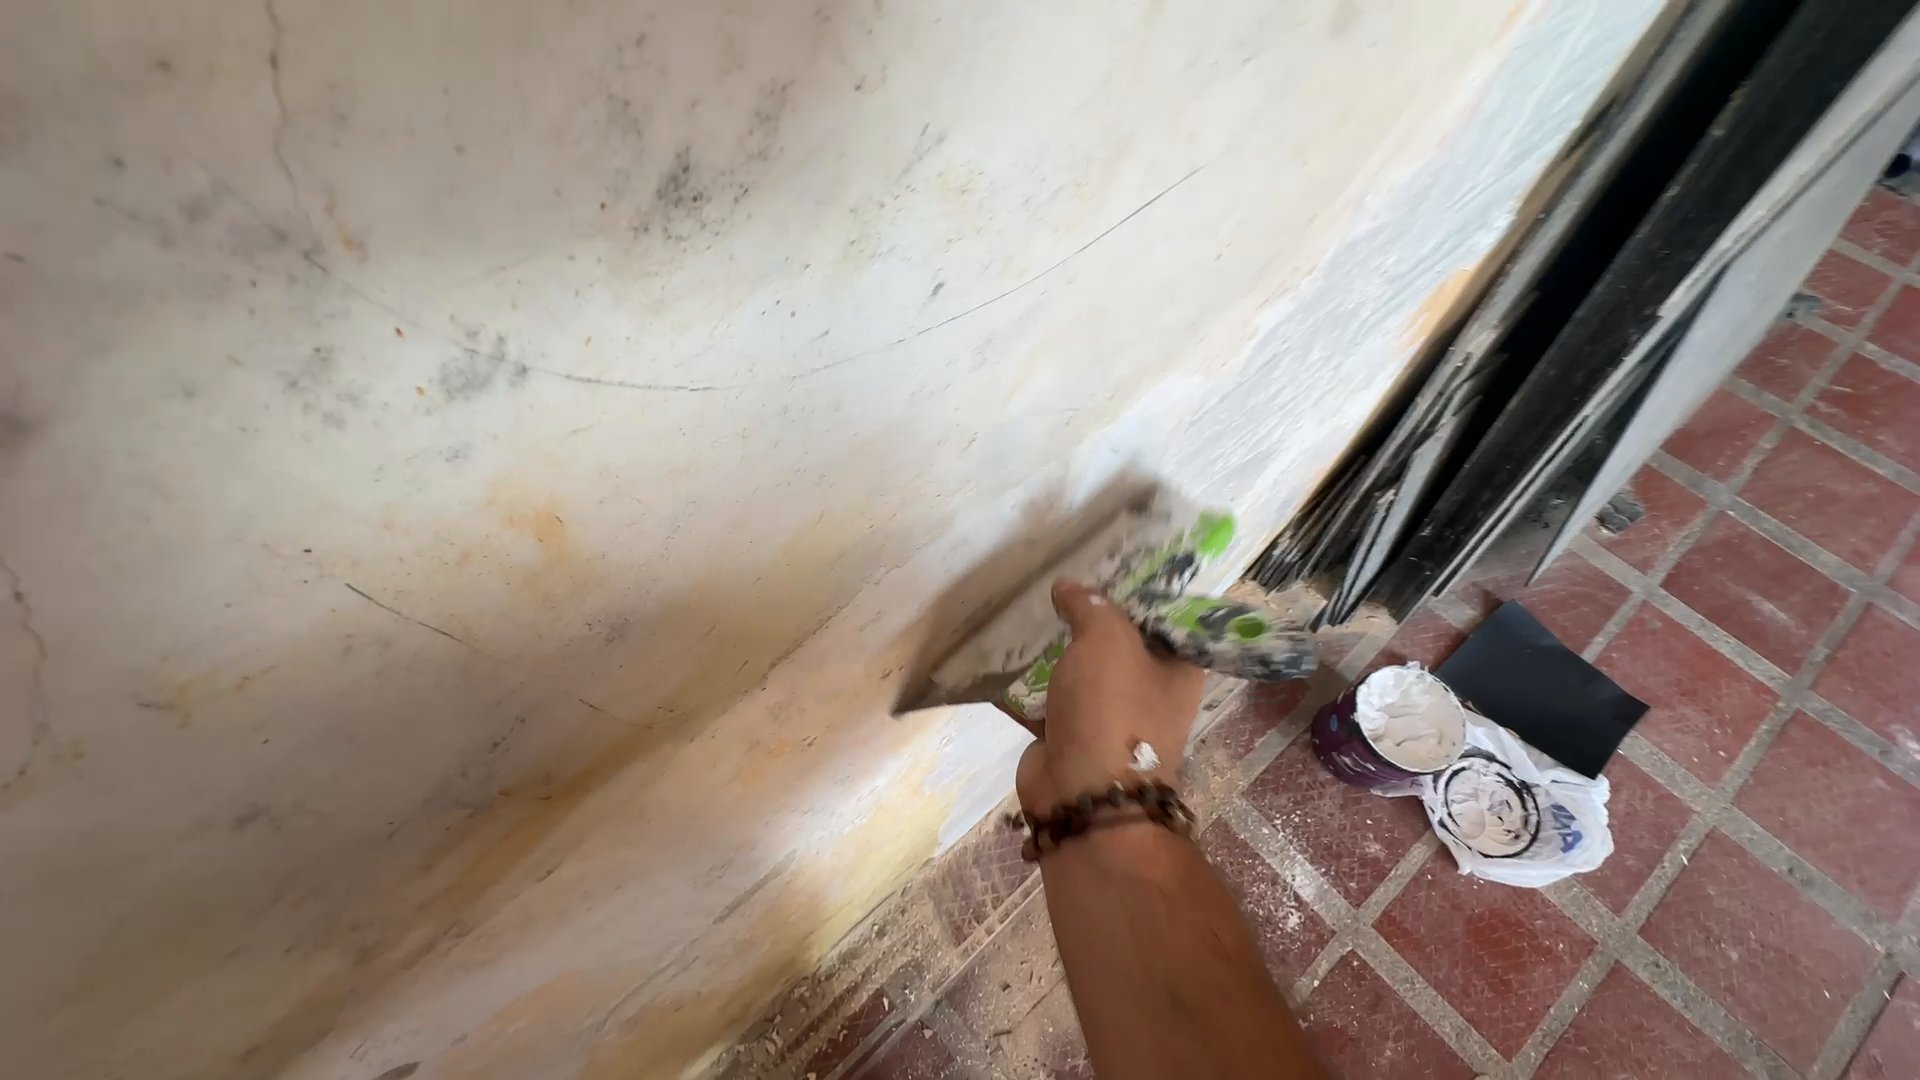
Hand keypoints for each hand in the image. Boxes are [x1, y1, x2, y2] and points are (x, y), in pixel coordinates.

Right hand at [1015, 580, 1205, 813]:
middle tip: (1060, 588)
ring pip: (1082, 672)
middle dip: (1089, 620)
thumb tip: (1067, 586)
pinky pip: (1052, 698)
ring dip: (1058, 651)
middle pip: (1119, 644)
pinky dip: (1031, 683)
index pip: (1164, 621)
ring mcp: (1109, 718)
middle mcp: (1150, 694)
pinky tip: (1009, 656)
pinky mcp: (1072, 736)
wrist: (1081, 795)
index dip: (1136, 595)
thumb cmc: (1111, 709)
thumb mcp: (1107, 640)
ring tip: (1031, 614)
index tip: (1103, 569)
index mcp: (1177, 671)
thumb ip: (1090, 606)